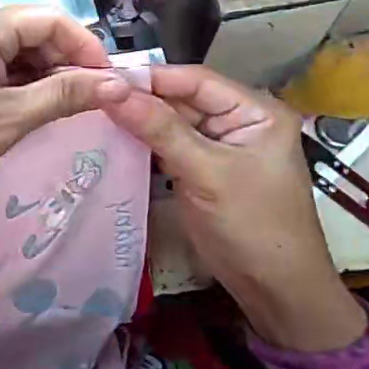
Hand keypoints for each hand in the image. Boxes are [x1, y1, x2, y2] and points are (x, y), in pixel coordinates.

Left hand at [0, 7, 133, 230]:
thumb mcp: (11, 120)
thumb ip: (67, 95)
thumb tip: (118, 84)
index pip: (51, 18)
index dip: (86, 47)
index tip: (111, 83)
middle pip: (33, 31)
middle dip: (66, 62)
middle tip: (93, 102)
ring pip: (15, 51)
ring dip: (44, 76)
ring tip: (68, 110)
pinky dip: (19, 85)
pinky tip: (35, 110)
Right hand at [98, 65, 366, 349]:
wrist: (276, 290)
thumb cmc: (252, 225)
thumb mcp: (205, 172)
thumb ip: (159, 129)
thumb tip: (113, 91)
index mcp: (256, 111)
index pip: (196, 81)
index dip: (151, 78)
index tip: (105, 77)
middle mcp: (240, 121)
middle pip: (183, 100)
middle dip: (142, 100)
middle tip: (92, 96)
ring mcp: (221, 148)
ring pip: (173, 124)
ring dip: (140, 122)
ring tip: (96, 113)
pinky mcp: (205, 172)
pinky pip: (171, 148)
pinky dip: (146, 146)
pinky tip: (115, 140)